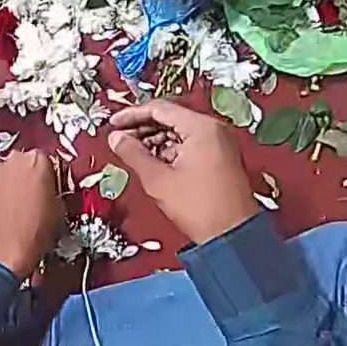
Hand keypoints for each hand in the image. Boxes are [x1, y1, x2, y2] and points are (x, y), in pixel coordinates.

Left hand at [0, 151, 63, 278]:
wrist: (10, 245)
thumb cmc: (39, 226)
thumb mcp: (59, 205)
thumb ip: (52, 188)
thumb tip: (48, 191)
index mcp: (38, 159)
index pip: (44, 159)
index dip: (45, 174)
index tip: (46, 186)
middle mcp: (15, 159)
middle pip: (22, 162)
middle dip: (25, 174)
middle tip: (30, 194)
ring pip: (5, 172)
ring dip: (9, 182)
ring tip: (14, 203)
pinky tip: (1, 208)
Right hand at [108, 100, 258, 244]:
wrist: (232, 236)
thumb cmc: (198, 207)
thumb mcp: (158, 180)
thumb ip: (133, 153)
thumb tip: (116, 138)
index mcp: (201, 127)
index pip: (160, 109)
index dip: (133, 115)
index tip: (114, 123)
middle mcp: (213, 128)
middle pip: (171, 117)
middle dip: (144, 128)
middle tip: (121, 139)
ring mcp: (219, 141)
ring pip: (180, 130)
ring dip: (156, 139)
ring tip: (134, 152)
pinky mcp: (221, 155)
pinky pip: (190, 142)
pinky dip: (171, 149)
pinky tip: (154, 161)